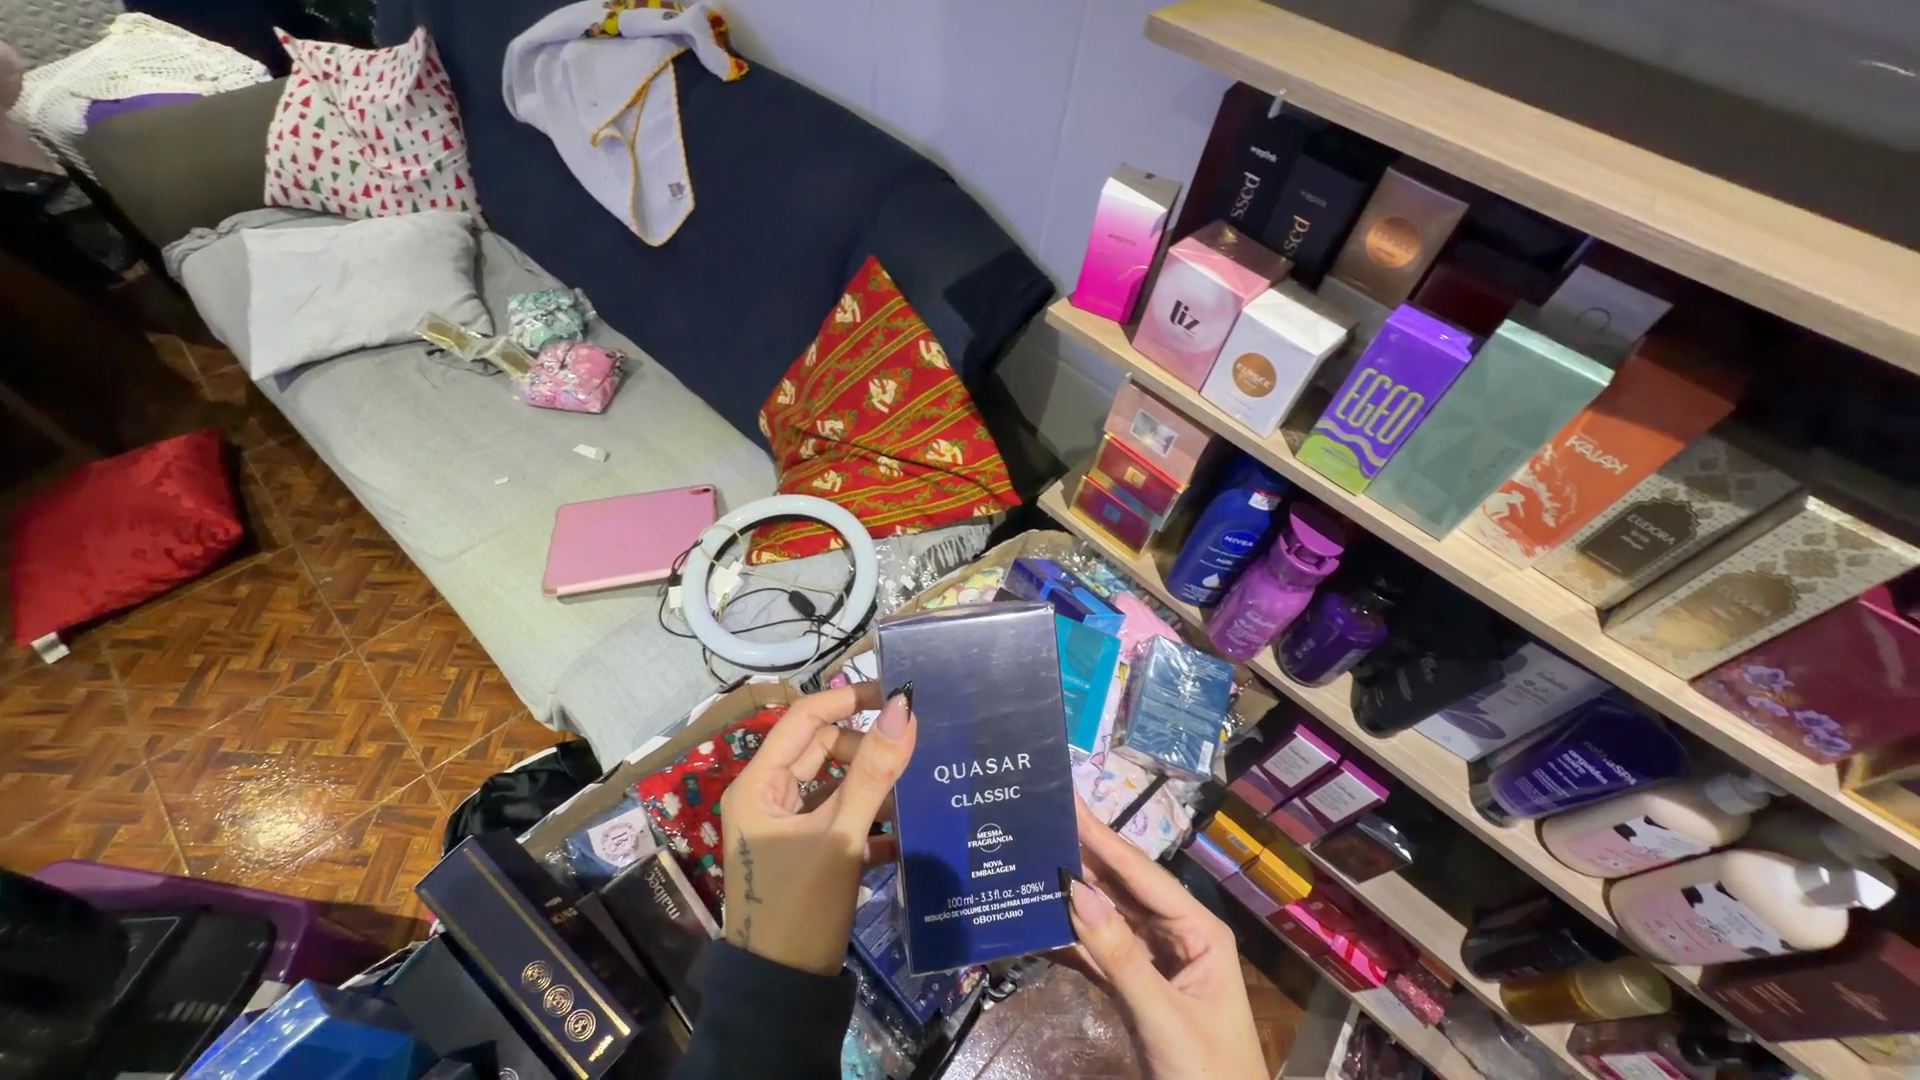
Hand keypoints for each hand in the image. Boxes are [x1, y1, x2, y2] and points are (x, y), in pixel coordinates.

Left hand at [718, 682, 916, 975]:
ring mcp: (786, 828)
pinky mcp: (805, 854)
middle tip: (914, 742)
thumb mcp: (841, 834)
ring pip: (834, 787)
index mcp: (760, 784)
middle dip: (866, 746)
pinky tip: (905, 830)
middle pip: (821, 751)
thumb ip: (874, 770)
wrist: (782, 992)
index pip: (803, 719)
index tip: (894, 693)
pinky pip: (839, 819)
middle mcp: (768, 798)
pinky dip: (869, 820)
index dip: (846, 701)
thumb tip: (904, 706)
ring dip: (872, 786)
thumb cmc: (801, 904)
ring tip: (916, 783)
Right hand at [1059, 799, 1265, 1079]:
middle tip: (1042, 820)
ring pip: (1106, 917)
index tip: (1070, 802)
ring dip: (1072, 895)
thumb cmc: (1209, 1076)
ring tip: (1033, 858)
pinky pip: (1097, 953)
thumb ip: (1119, 955)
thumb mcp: (1165, 1017)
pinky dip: (1069, 940)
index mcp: (1198, 930)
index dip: (1103, 838)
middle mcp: (1176, 935)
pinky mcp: (1134, 988)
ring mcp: (1153, 962)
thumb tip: (1075, 890)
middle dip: (1084, 856)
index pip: (1142, 875)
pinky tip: (1039, 922)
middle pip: (1122, 888)